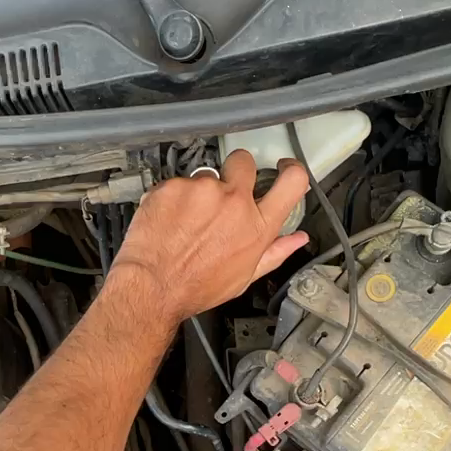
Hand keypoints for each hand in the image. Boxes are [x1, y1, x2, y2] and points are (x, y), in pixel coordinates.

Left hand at [108, 149, 311, 323]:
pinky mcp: (174, 186)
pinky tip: (169, 222)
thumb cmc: (196, 287)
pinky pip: (177, 184)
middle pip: (244, 162)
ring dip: (198, 194)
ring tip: (187, 223)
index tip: (283, 166)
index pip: (292, 182)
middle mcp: (233, 202)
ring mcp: (203, 191)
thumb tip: (297, 239)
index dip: (291, 169)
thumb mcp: (243, 277)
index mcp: (256, 226)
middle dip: (236, 170)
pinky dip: (172, 199)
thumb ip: (274, 252)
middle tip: (221, 193)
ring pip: (205, 177)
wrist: (153, 287)